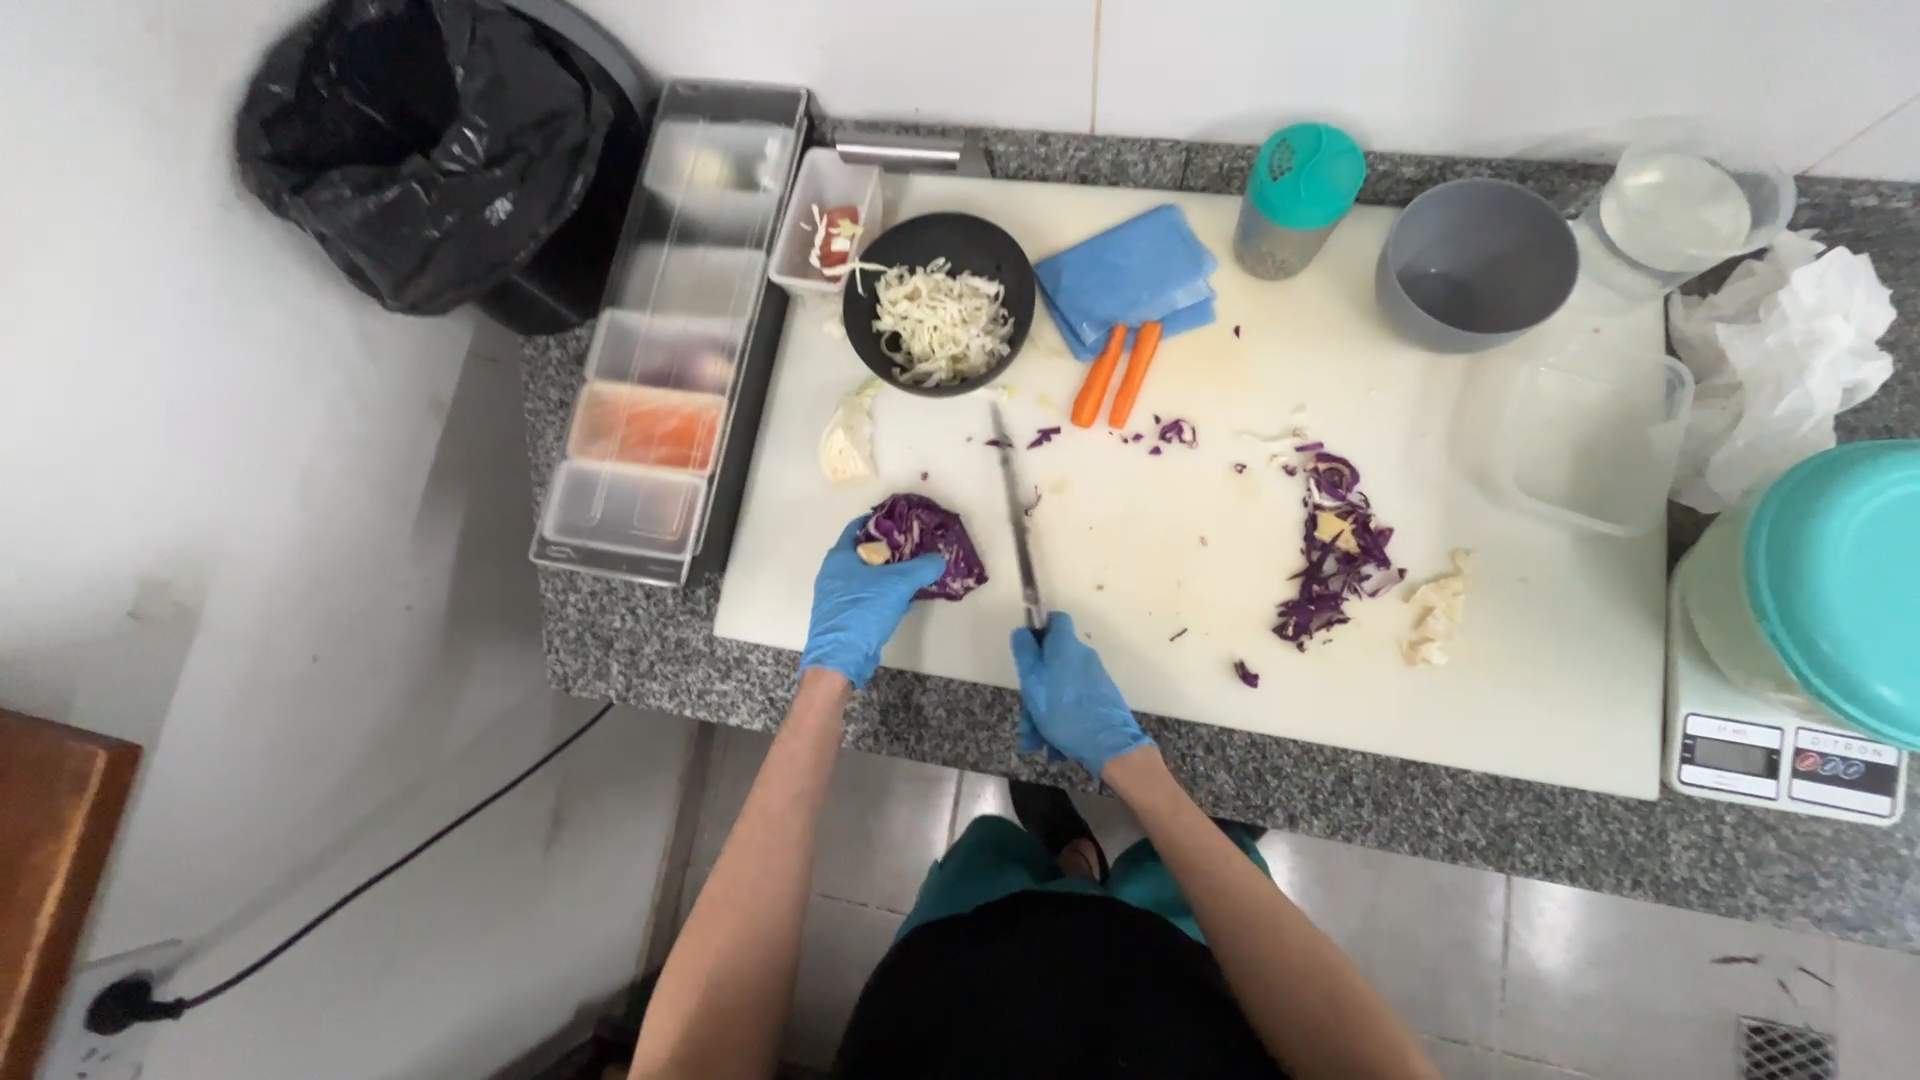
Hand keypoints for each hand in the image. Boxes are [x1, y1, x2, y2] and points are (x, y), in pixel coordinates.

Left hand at [798, 517, 945, 687]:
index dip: (881, 521)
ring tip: (913, 572)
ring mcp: (836, 597)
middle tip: (914, 547)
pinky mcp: (844, 617)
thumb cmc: (864, 611)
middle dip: (889, 550)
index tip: (903, 522)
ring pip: (866, 577)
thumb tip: (939, 559)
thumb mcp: (898, 584)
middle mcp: (833, 573)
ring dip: (888, 574)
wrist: (841, 657)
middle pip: (864, 552)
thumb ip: (921, 567)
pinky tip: (903, 600)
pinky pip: (867, 597)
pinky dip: (884, 594)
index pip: (859, 527)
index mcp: (840, 557)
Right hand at [1010, 611, 1151, 774]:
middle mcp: (1083, 658)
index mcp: (1066, 647)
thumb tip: (1023, 631)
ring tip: (1036, 740)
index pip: (1056, 620)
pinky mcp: (1101, 700)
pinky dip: (1061, 720)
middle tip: (1026, 715)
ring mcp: (1094, 680)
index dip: (1040, 628)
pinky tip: (1054, 746)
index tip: (1028, 647)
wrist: (1110, 744)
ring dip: (1044, 712)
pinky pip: (1073, 704)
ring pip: (1060, 688)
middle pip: (1053, 662)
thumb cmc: (1063, 709)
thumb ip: (1025, 653)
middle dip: (1035, 687)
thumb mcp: (1033, 680)